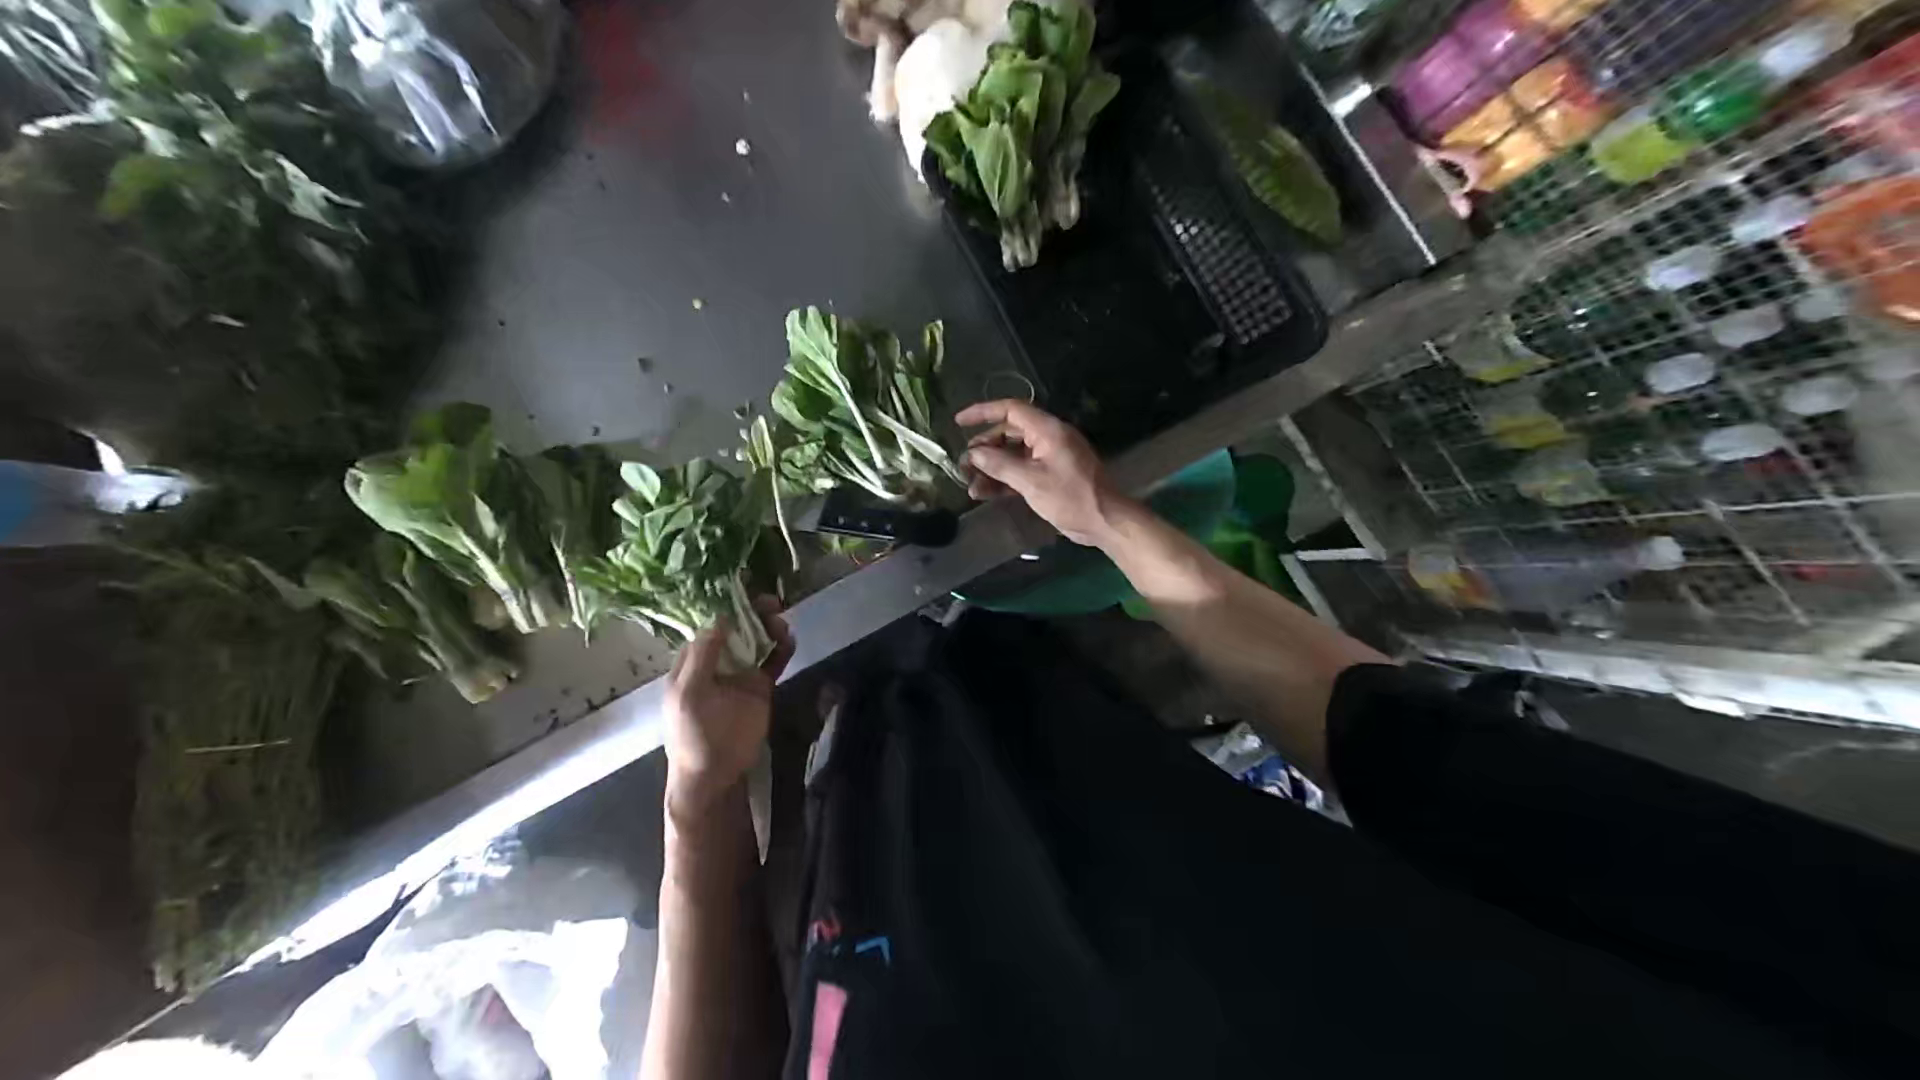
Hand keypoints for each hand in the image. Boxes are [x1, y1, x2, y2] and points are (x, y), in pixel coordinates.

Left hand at [662, 597, 793, 823]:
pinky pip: (773, 661)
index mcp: (694, 661)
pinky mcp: (761, 687)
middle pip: (738, 628)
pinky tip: (788, 640)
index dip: (726, 607)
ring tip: (780, 623)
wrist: (715, 773)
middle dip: (752, 613)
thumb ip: (702, 657)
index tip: (743, 589)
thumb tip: (719, 620)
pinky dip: (782, 649)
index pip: (709, 625)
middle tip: (770, 602)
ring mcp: (741, 673)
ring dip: (769, 628)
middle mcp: (718, 661)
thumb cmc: (692, 734)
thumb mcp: (688, 694)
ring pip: (758, 641)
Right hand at [956, 400, 1128, 545]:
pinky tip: (985, 493)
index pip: (1011, 409)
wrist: (1104, 521)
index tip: (959, 421)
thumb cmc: (1070, 497)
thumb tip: (974, 453)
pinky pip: (1021, 471)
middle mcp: (1048, 438)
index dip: (983, 412)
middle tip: (963, 465)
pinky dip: (1004, 480)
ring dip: (991, 468)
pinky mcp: (1050, 476)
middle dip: (984, 448)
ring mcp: (1049, 458)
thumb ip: (1000, 465)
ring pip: (1013, 455)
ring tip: (970, 485)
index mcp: (1048, 430)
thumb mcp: (1030, 481)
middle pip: (1008, 433)